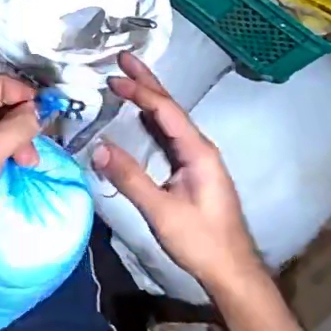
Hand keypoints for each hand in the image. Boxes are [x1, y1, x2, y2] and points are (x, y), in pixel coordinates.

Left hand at [0, 75, 40, 256]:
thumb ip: (15, 126)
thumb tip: (38, 110)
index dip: (22, 93)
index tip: (46, 111)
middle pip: (2, 102)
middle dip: (23, 119)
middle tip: (35, 144)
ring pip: (4, 123)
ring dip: (21, 138)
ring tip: (29, 162)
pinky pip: (0, 141)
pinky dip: (14, 149)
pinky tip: (22, 164)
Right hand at [91, 52, 262, 290]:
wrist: (232, 272)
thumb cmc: (201, 241)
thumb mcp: (162, 211)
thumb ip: (130, 178)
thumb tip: (98, 147)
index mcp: (198, 152)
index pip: (166, 111)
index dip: (140, 91)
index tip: (113, 78)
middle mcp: (200, 148)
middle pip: (170, 107)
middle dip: (147, 81)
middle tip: (123, 57)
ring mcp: (197, 159)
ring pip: (169, 119)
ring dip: (148, 96)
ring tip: (127, 78)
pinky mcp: (191, 170)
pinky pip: (168, 134)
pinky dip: (150, 117)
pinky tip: (140, 115)